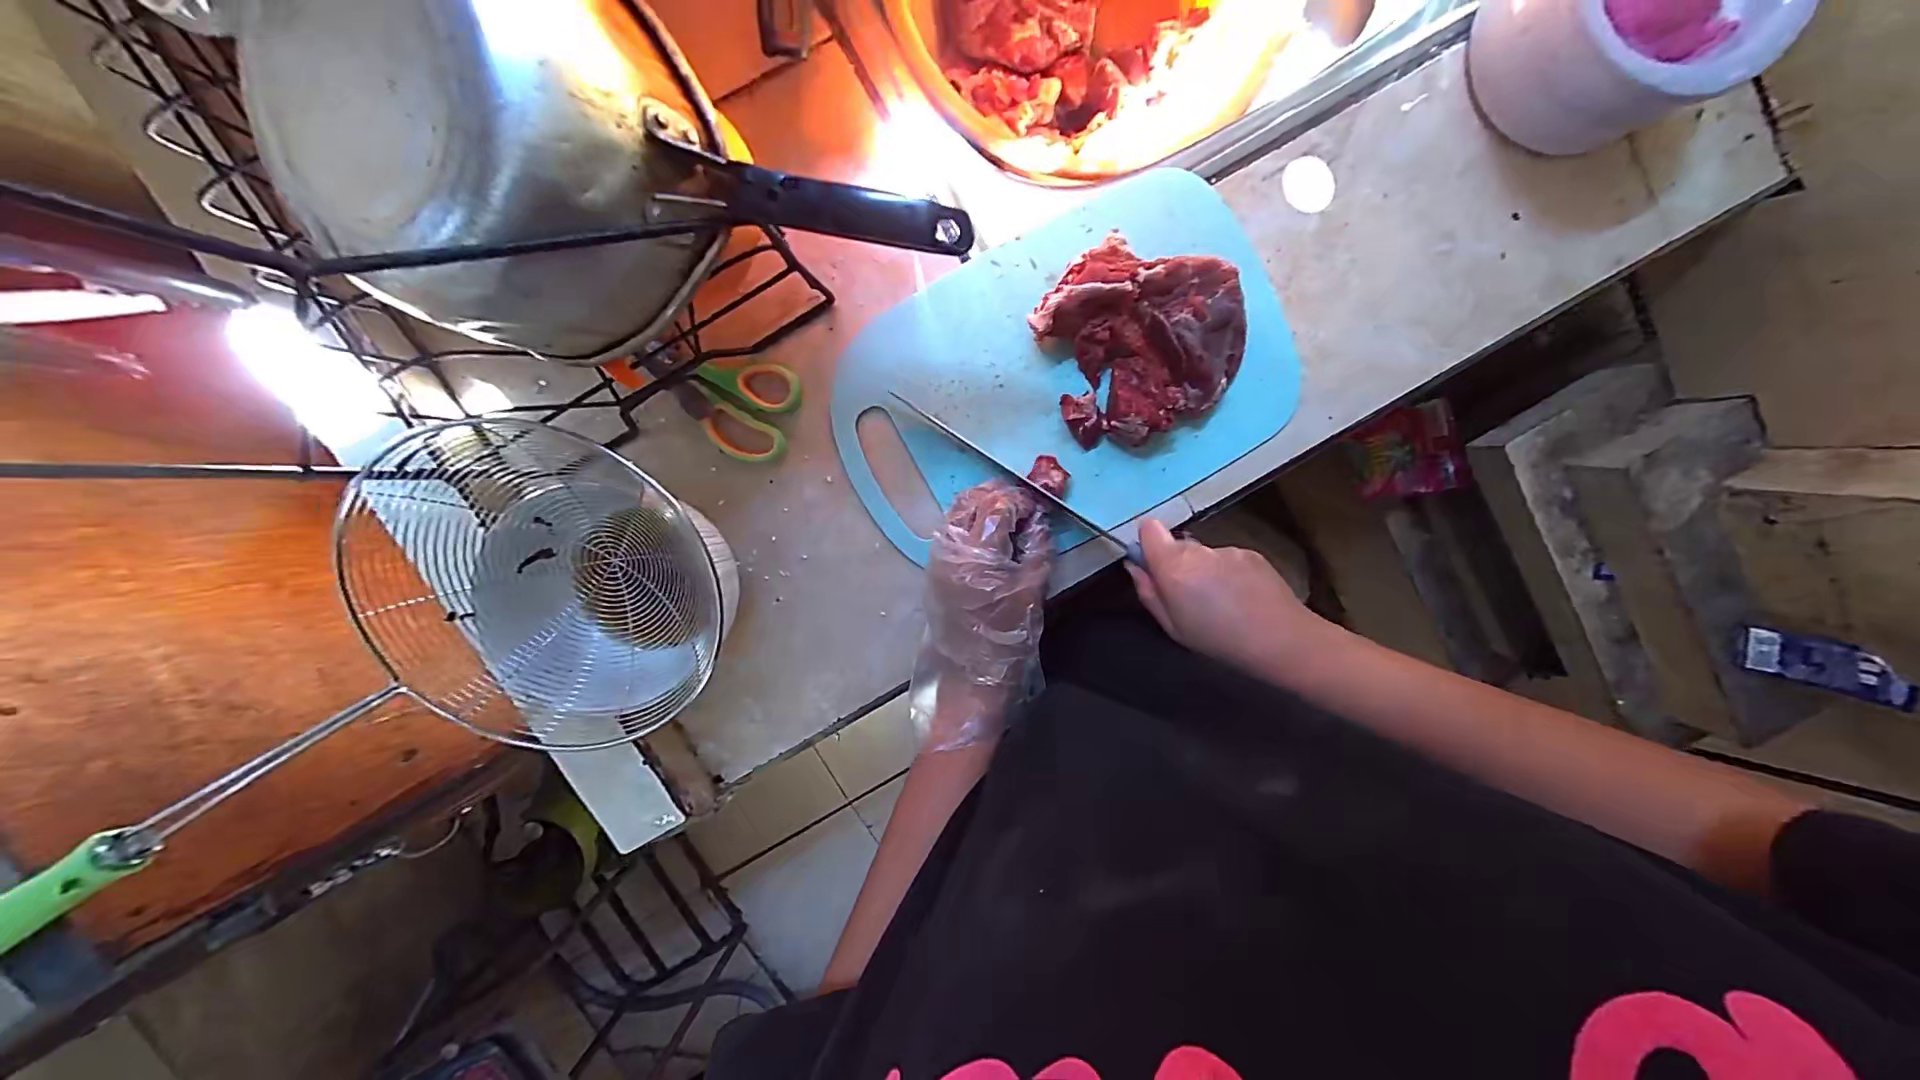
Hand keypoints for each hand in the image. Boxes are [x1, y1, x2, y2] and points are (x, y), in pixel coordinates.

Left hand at [911, 480, 1052, 750]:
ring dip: (981, 504)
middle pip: (972, 500)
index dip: (1020, 499)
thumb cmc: (1008, 635)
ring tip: (1007, 514)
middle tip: (1023, 503)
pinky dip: (968, 520)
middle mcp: (952, 548)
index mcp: (978, 553)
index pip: (997, 505)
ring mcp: (939, 557)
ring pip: (957, 512)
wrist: (970, 673)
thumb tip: (1040, 520)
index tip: (1038, 505)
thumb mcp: (1033, 590)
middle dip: (999, 495)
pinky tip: (988, 532)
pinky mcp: (934, 568)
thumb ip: (1038, 548)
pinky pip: (950, 530)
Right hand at [1126, 519, 1315, 673]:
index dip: (1147, 543)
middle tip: (1190, 598)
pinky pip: (1227, 559)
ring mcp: (1226, 550)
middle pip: (1176, 546)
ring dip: (1205, 571)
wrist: (1283, 640)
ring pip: (1203, 554)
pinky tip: (1242, 598)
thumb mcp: (1172, 628)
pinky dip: (1229, 574)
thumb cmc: (1219, 641)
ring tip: (1221, 603)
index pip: (1149, 530)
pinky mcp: (1251, 553)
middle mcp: (1198, 550)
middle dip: (1177, 565)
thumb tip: (1134, 567)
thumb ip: (1148, 592)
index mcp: (1173, 568)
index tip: (1152, 566)